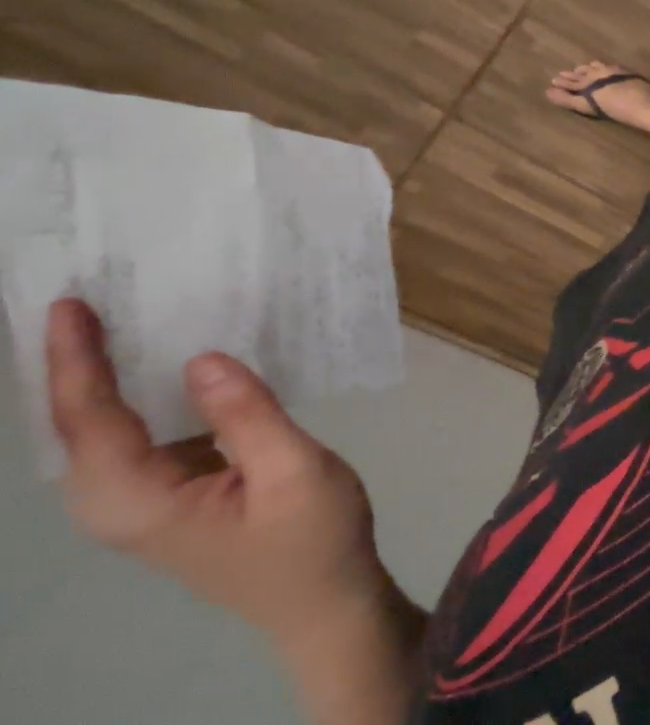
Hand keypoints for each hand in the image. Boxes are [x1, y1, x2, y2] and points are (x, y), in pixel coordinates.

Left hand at [46, 299, 399, 653]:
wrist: (325, 599)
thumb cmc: (313, 540)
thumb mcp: (296, 471)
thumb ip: (247, 415)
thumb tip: (201, 358)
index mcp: (135, 500)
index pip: (90, 418)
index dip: (77, 359)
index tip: (67, 305)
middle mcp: (114, 505)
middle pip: (74, 426)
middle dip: (69, 365)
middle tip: (76, 305)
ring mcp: (136, 506)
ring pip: (98, 433)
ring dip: (97, 381)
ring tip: (106, 325)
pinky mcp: (165, 500)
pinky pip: (132, 441)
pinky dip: (133, 401)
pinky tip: (157, 373)